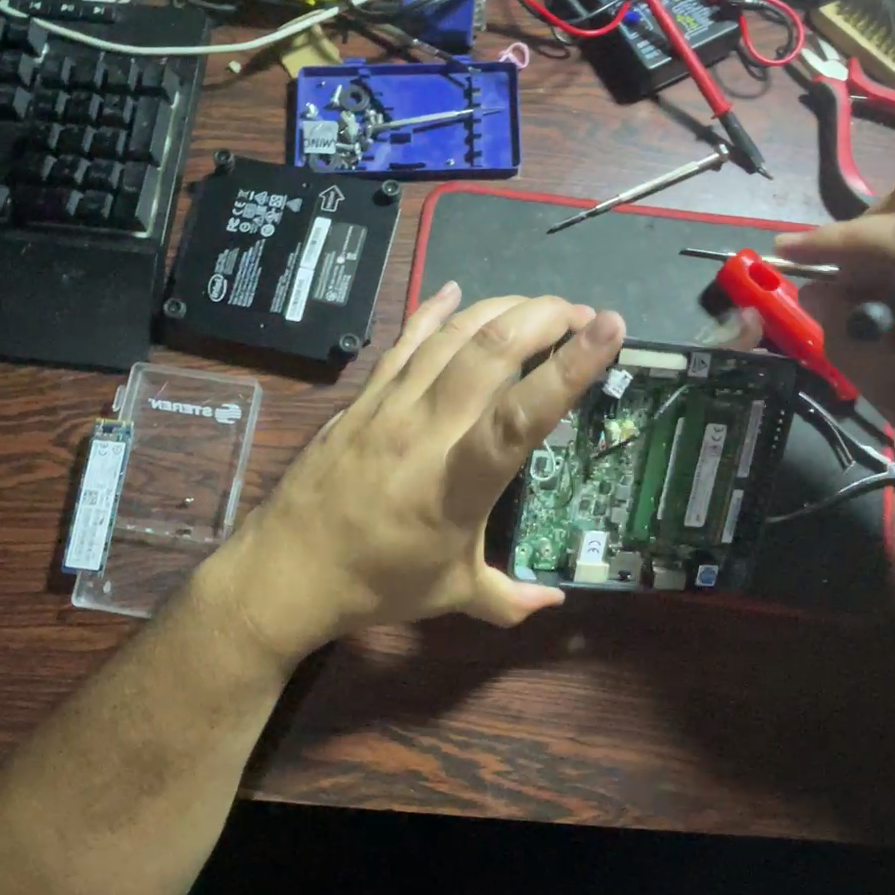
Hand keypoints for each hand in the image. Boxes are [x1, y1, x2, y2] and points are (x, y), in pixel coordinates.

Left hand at [201, 284, 626, 667]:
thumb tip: (557, 603)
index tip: (609, 326)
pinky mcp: (361, 399)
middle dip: (544, 317)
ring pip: (450, 336)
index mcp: (459, 485)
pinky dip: (431, 312)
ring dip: (500, 309)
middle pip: (489, 352)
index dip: (568, 367)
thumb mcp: (450, 597)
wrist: (286, 571)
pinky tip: (454, 291)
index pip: (521, 416)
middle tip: (582, 313)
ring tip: (539, 305)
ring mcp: (389, 408)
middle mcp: (426, 432)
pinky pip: (401, 342)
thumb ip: (509, 600)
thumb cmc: (374, 585)